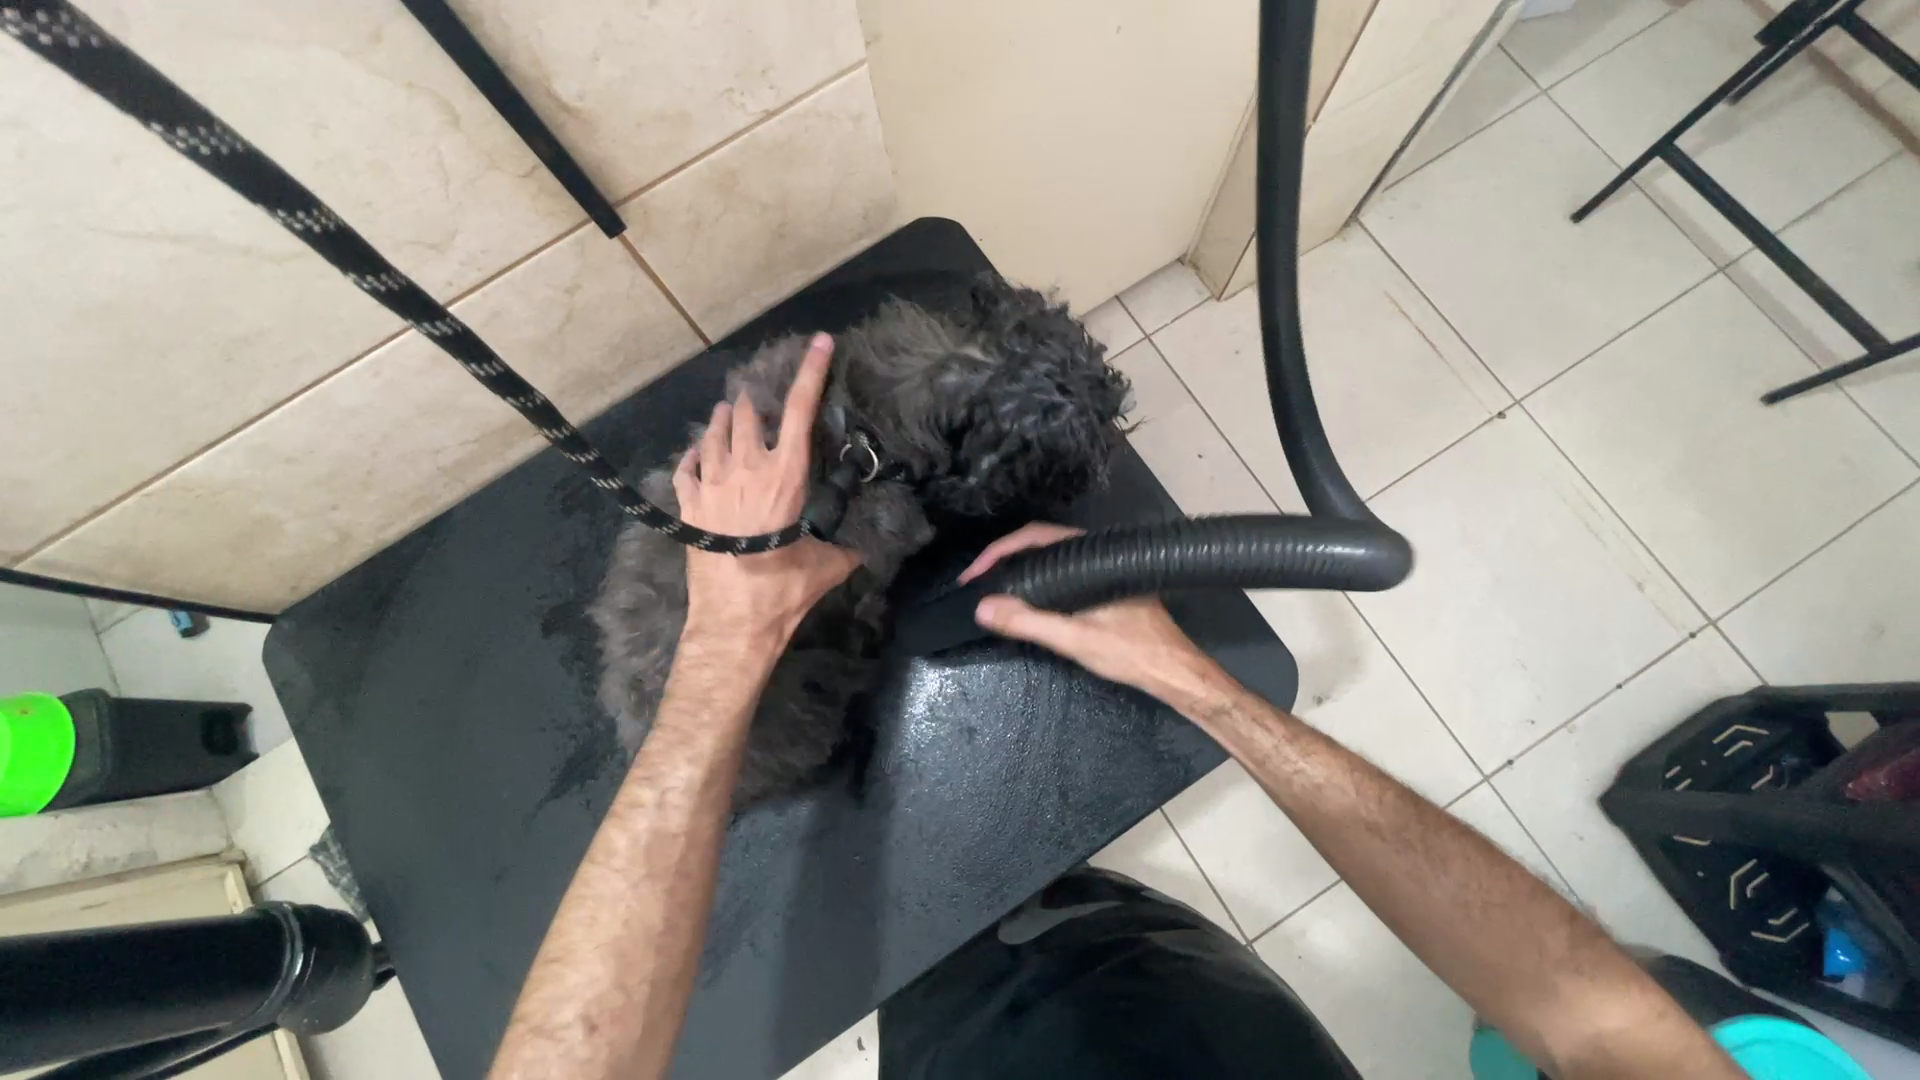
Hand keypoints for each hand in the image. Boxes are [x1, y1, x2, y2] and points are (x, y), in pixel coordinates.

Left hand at [675, 333, 861, 654]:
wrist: (733, 621)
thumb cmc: (784, 591)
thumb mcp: (827, 566)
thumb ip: (846, 549)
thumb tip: (866, 548)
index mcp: (786, 476)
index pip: (800, 410)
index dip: (812, 371)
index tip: (820, 342)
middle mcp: (745, 469)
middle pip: (746, 413)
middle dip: (753, 403)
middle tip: (758, 403)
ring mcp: (710, 484)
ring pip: (712, 432)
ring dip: (723, 421)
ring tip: (729, 416)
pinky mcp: (687, 504)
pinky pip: (686, 465)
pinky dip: (695, 455)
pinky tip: (699, 455)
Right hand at [960, 523, 1222, 703]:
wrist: (1172, 671)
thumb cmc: (1130, 652)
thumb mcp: (1074, 639)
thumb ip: (1029, 622)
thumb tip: (983, 608)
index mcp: (1090, 555)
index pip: (1034, 536)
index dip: (997, 551)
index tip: (972, 575)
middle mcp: (1095, 553)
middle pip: (1039, 542)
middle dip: (1003, 557)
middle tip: (976, 580)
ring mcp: (1100, 569)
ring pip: (1050, 558)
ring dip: (1019, 569)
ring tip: (993, 588)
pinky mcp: (1103, 585)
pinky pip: (1061, 572)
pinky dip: (1036, 580)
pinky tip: (1025, 599)